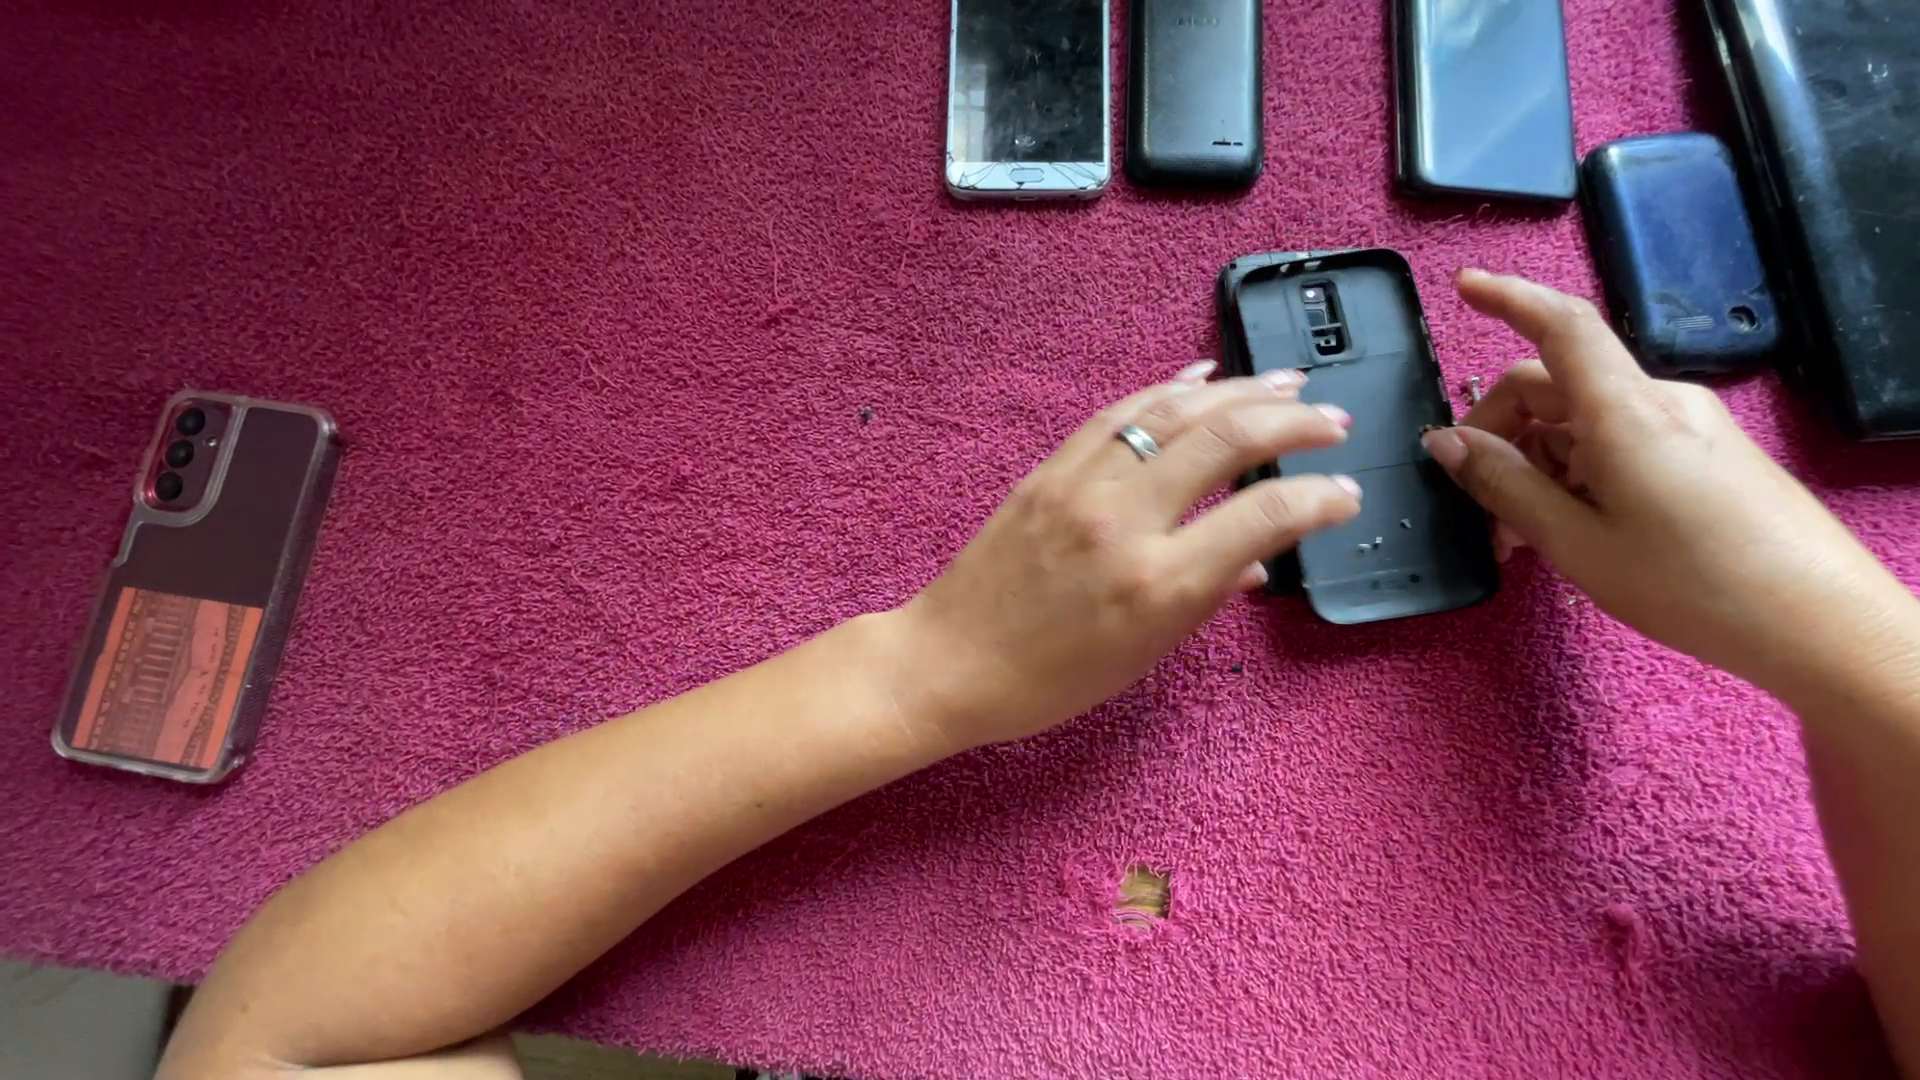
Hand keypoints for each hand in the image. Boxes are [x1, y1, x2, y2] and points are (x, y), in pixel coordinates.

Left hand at [897, 361, 1360, 747]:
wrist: (950, 661)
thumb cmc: (1050, 679)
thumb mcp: (1144, 655)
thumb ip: (1209, 598)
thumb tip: (1262, 561)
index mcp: (1158, 583)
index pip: (1264, 515)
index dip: (1321, 498)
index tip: (1345, 495)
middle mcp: (1124, 521)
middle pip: (1226, 440)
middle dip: (1293, 421)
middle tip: (1332, 420)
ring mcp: (1080, 486)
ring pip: (1172, 411)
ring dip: (1237, 391)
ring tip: (1283, 385)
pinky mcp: (1047, 471)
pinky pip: (1116, 415)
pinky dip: (1164, 390)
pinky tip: (1198, 379)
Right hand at [1425, 269, 1916, 694]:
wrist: (1824, 629)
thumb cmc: (1693, 584)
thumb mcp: (1574, 541)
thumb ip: (1504, 484)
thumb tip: (1445, 442)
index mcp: (1626, 415)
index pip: (1562, 329)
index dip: (1509, 299)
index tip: (1463, 286)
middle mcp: (1657, 404)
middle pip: (1550, 389)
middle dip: (1498, 437)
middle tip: (1478, 508)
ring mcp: (1683, 428)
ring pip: (1574, 425)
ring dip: (1530, 468)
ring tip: (1518, 539)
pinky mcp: (1699, 455)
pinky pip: (1609, 446)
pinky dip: (1567, 477)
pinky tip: (1561, 530)